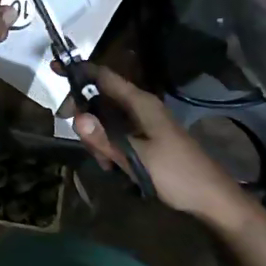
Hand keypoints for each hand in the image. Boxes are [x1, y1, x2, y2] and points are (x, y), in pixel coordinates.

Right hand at [71, 66, 256, 224]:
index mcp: (141, 103)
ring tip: (108, 164)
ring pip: (109, 120)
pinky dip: (112, 147)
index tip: (54, 67)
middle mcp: (142, 107)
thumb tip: (76, 118)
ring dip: (100, 139)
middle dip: (88, 119)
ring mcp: (146, 123)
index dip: (80, 71)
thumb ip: (106, 138)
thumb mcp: (137, 157)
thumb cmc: (176, 174)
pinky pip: (120, 134)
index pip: (105, 77)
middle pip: (103, 99)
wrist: (210, 197)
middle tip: (87, 144)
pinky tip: (115, 167)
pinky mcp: (148, 139)